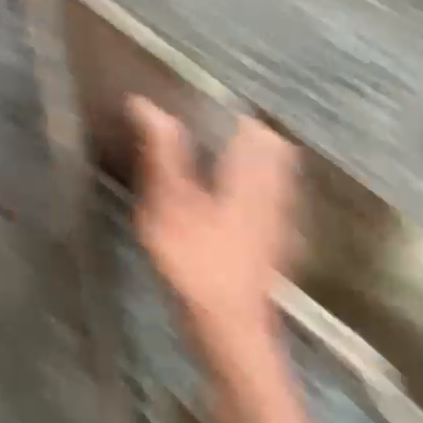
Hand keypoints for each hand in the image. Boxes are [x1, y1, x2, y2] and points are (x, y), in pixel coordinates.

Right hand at [129, 97, 300, 336]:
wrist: (228, 323)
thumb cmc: (196, 256)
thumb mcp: (169, 200)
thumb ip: (162, 151)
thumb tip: (146, 104)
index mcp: (253, 178)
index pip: (257, 130)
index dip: (232, 110)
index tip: (198, 99)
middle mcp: (274, 195)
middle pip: (271, 153)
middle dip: (241, 134)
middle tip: (201, 122)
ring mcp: (276, 223)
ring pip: (269, 177)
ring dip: (243, 159)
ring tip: (204, 151)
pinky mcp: (268, 244)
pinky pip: (262, 199)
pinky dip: (242, 186)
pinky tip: (216, 194)